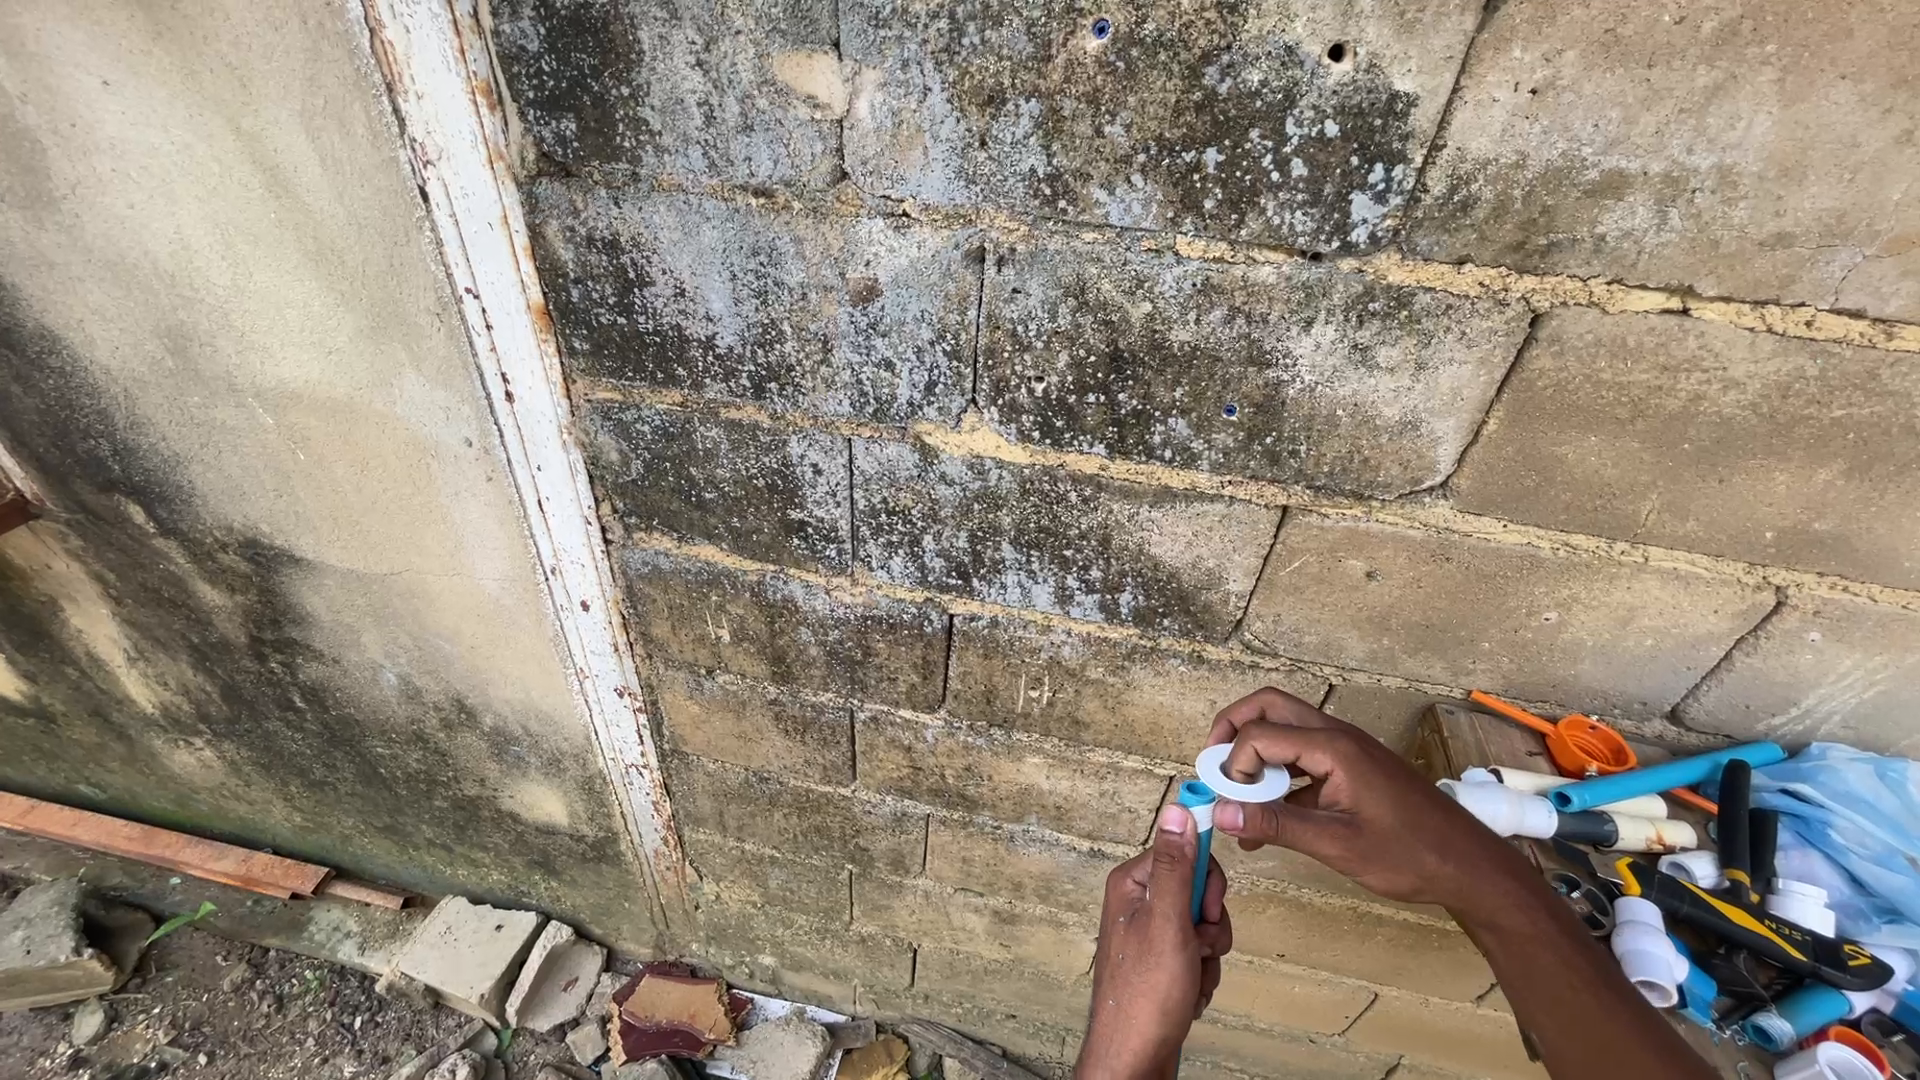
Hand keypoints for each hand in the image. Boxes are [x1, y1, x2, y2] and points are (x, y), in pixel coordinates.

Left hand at [1076, 805, 1231, 1079]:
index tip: (1205, 907)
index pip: (1183, 851)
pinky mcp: (1162, 960)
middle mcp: (1138, 902)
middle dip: (1209, 924)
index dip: (1205, 880)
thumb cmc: (1144, 995)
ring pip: (1203, 924)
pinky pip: (1199, 952)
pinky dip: (1202, 973)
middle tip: (1197, 946)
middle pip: (1197, 889)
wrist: (1135, 1058)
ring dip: (1207, 954)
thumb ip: (1176, 865)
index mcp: (1132, 883)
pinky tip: (1188, 992)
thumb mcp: (1168, 922)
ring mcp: (1150, 932)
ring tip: (1189, 976)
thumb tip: (1178, 809)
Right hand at [1206, 688, 1530, 915]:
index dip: (1235, 765)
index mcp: (1332, 747)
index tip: (1232, 802)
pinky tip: (1270, 817)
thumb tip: (1220, 815)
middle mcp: (1335, 735)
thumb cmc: (1409, 855)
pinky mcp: (1350, 767)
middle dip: (1232, 729)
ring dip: (1254, 751)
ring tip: (1239, 794)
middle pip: (1268, 706)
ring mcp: (1344, 749)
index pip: (1260, 734)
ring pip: (1283, 726)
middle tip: (1215, 765)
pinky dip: (1277, 775)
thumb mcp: (1336, 844)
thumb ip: (1275, 825)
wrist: (1472, 868)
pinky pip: (1301, 755)